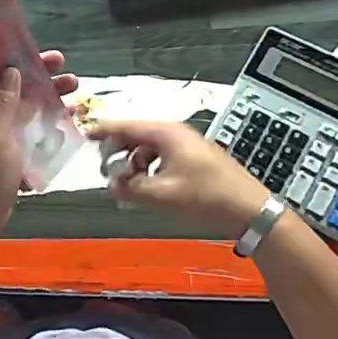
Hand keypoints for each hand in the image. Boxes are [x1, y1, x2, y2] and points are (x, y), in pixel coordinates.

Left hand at [0, 50, 77, 242]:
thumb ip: (2, 103)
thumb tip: (11, 70)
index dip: (5, 56)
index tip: (29, 47)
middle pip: (8, 84)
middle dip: (34, 73)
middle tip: (62, 63)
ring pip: (23, 102)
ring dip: (46, 93)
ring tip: (74, 86)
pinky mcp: (10, 145)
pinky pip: (29, 123)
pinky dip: (46, 115)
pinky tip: (69, 112)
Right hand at [86, 120, 270, 237]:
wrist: (252, 212)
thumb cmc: (208, 198)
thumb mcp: (162, 195)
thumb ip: (131, 188)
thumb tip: (112, 184)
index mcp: (166, 134)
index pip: (125, 126)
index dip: (103, 131)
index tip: (85, 135)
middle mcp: (176, 134)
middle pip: (136, 136)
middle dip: (118, 153)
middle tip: (107, 171)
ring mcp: (188, 145)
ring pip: (149, 148)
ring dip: (134, 164)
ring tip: (129, 185)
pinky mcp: (195, 159)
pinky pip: (162, 157)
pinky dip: (149, 168)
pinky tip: (148, 187)